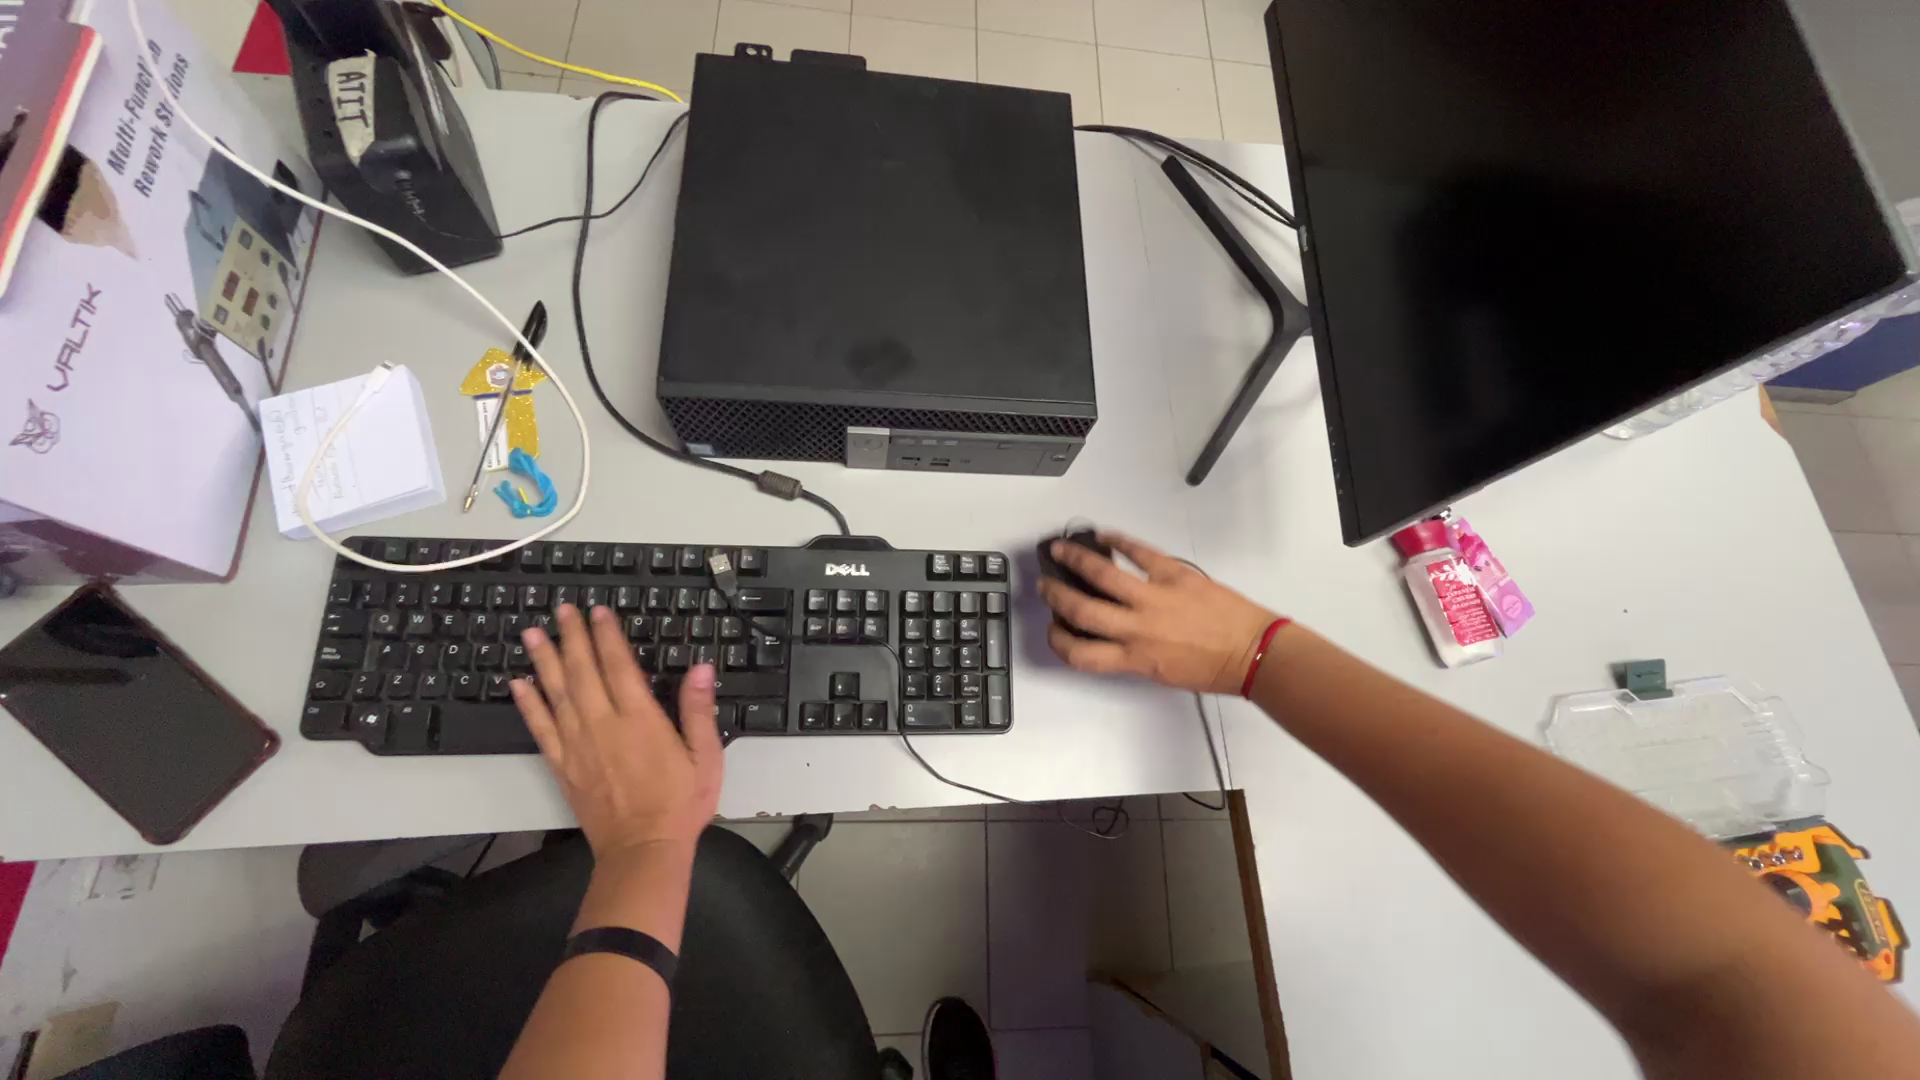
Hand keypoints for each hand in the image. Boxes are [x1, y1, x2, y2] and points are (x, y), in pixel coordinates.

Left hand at [512, 604, 723, 857]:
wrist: (643, 850)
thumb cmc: (680, 803)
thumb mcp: (706, 755)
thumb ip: (699, 709)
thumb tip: (700, 668)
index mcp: (639, 719)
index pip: (618, 665)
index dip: (607, 635)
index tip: (598, 611)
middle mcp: (603, 725)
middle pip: (582, 670)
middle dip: (571, 637)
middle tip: (563, 610)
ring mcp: (578, 745)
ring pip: (556, 692)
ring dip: (544, 660)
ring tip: (532, 634)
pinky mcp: (563, 766)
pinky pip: (540, 728)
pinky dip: (529, 704)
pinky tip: (519, 684)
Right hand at [1037, 532, 1279, 694]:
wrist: (1254, 652)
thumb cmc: (1212, 669)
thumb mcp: (1160, 673)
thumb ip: (1130, 654)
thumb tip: (1109, 633)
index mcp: (1134, 658)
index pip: (1079, 653)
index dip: (1058, 641)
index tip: (1054, 629)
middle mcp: (1137, 628)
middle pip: (1081, 609)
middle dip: (1056, 595)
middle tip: (1046, 584)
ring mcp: (1154, 597)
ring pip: (1102, 573)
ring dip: (1076, 558)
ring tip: (1061, 549)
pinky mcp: (1174, 574)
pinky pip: (1139, 552)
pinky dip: (1119, 540)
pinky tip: (1105, 534)